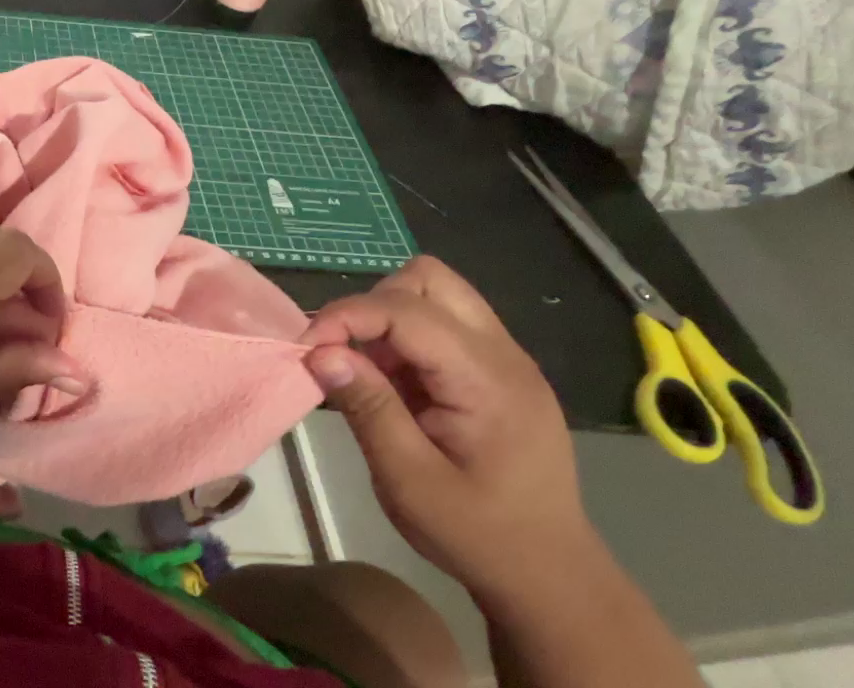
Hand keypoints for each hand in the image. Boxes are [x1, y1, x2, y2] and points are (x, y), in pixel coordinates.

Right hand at [301, 256, 599, 601]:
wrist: (548, 575)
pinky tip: (392, 385)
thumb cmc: (477, 533)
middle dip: (370, 305)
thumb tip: (319, 353)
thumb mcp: (409, 479)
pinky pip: (441, 324)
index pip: (407, 310)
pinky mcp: (496, 371)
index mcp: (487, 380)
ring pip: (434, 293)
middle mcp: (503, 354)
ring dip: (386, 318)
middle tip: (342, 352)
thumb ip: (367, 407)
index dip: (346, 315)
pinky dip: (402, 338)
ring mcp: (504, 360)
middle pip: (427, 279)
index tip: (306, 349)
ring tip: (368, 369)